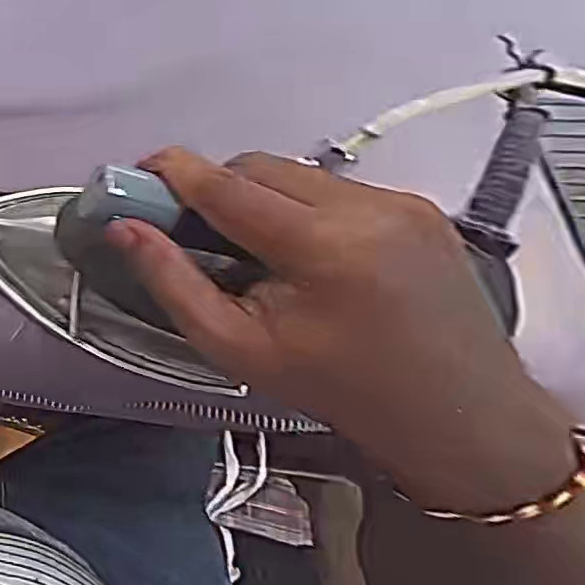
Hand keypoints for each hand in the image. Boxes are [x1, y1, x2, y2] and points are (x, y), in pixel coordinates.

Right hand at [110, 148, 579, 510]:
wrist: (459, 417)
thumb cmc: (337, 389)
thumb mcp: (234, 346)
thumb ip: (172, 281)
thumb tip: (125, 230)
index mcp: (322, 245)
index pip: (226, 185)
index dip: (173, 172)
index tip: (137, 174)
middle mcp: (368, 207)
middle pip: (258, 167)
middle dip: (214, 188)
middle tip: (190, 229)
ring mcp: (400, 202)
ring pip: (294, 172)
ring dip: (255, 196)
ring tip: (249, 250)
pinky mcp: (417, 207)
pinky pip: (331, 186)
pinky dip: (296, 206)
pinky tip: (299, 254)